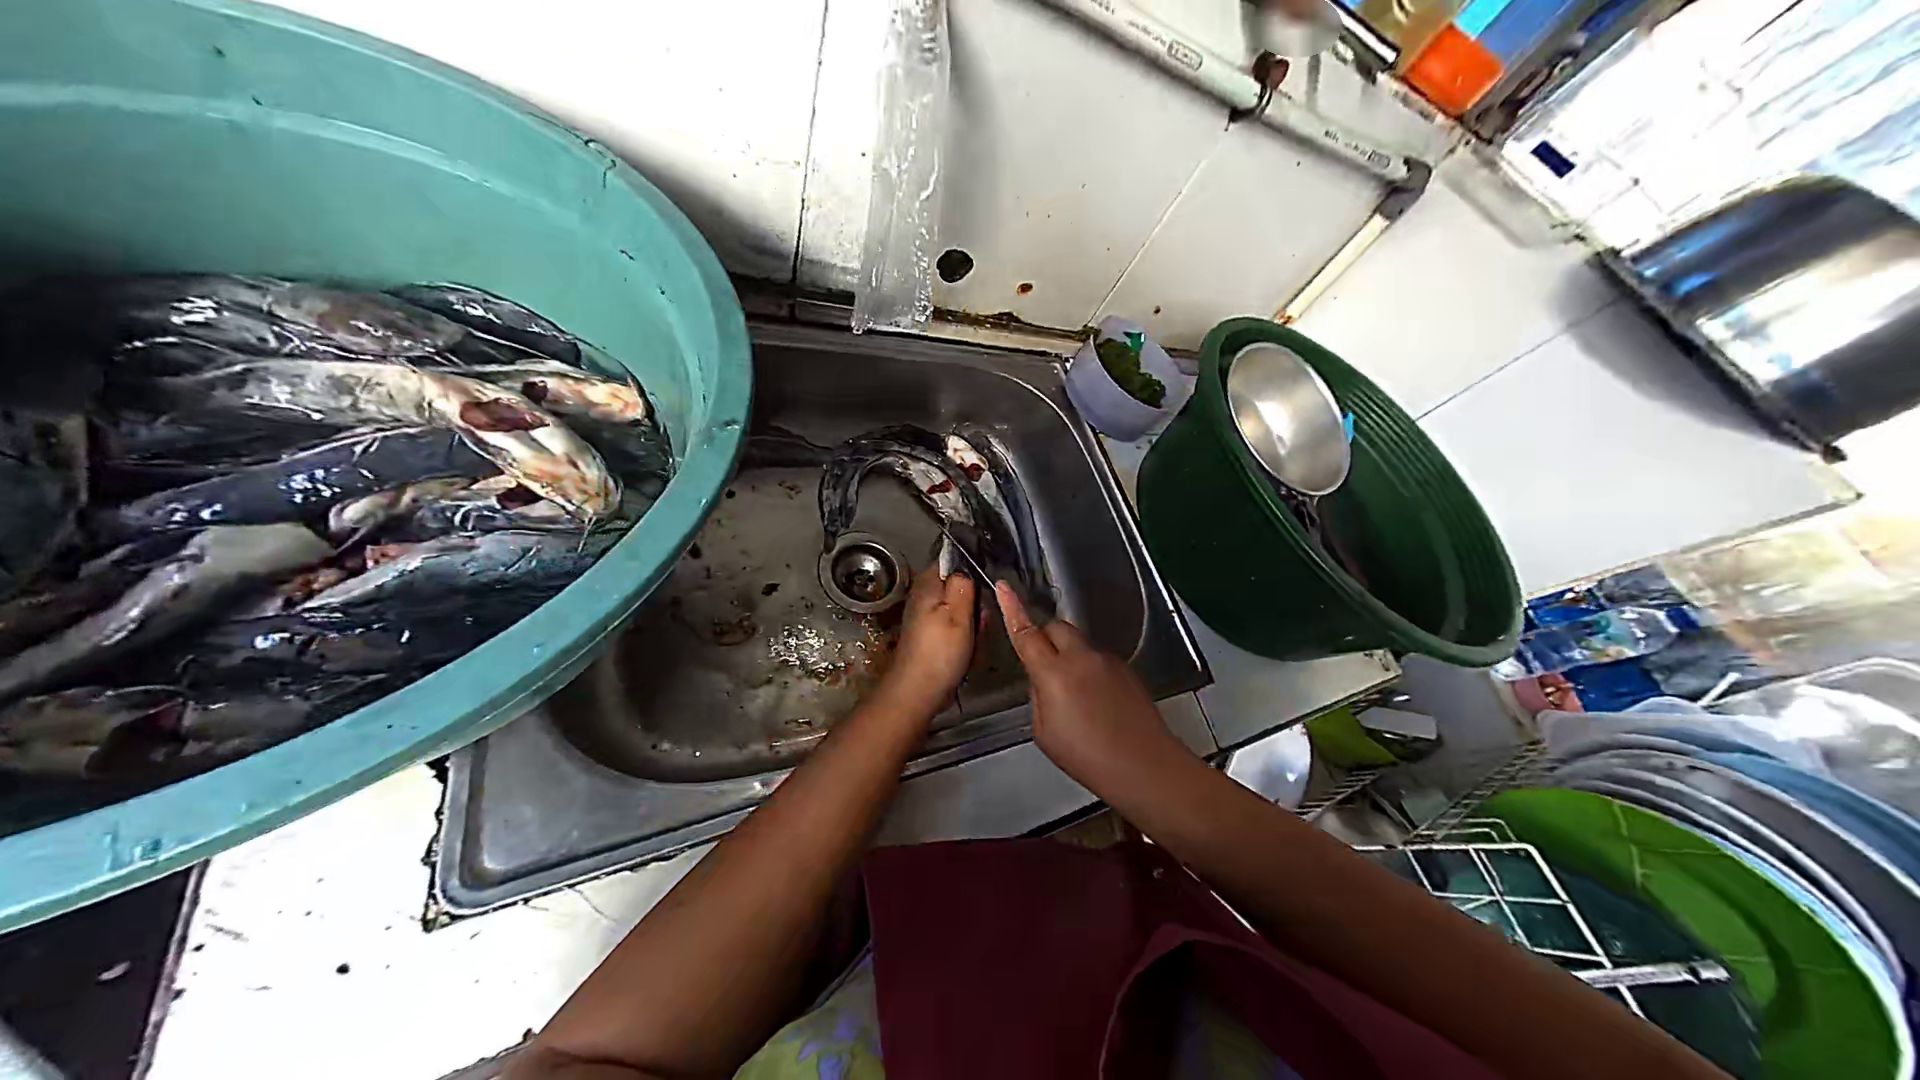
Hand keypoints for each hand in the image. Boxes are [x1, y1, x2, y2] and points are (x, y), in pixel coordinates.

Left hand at [878, 568, 975, 716]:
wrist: (918, 692)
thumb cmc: (938, 652)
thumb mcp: (958, 613)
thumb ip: (962, 584)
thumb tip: (964, 566)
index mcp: (927, 585)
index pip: (952, 561)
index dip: (971, 571)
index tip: (981, 591)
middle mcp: (925, 598)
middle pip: (961, 589)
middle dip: (975, 606)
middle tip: (978, 623)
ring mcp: (929, 619)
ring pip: (964, 613)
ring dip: (974, 627)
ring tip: (973, 642)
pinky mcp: (934, 638)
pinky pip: (959, 631)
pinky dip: (966, 641)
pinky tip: (967, 654)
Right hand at [993, 581, 1181, 789]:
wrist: (1144, 765)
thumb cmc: (1088, 757)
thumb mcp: (1044, 732)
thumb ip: (1037, 696)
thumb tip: (1042, 680)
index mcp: (1054, 674)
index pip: (1026, 633)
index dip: (1011, 608)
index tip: (1004, 588)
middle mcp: (1081, 658)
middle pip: (1056, 628)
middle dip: (1045, 639)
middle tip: (1042, 667)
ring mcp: (1107, 660)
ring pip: (1078, 643)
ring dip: (1068, 657)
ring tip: (1074, 697)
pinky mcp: (1125, 668)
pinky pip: (1098, 658)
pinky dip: (1089, 670)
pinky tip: (1096, 702)